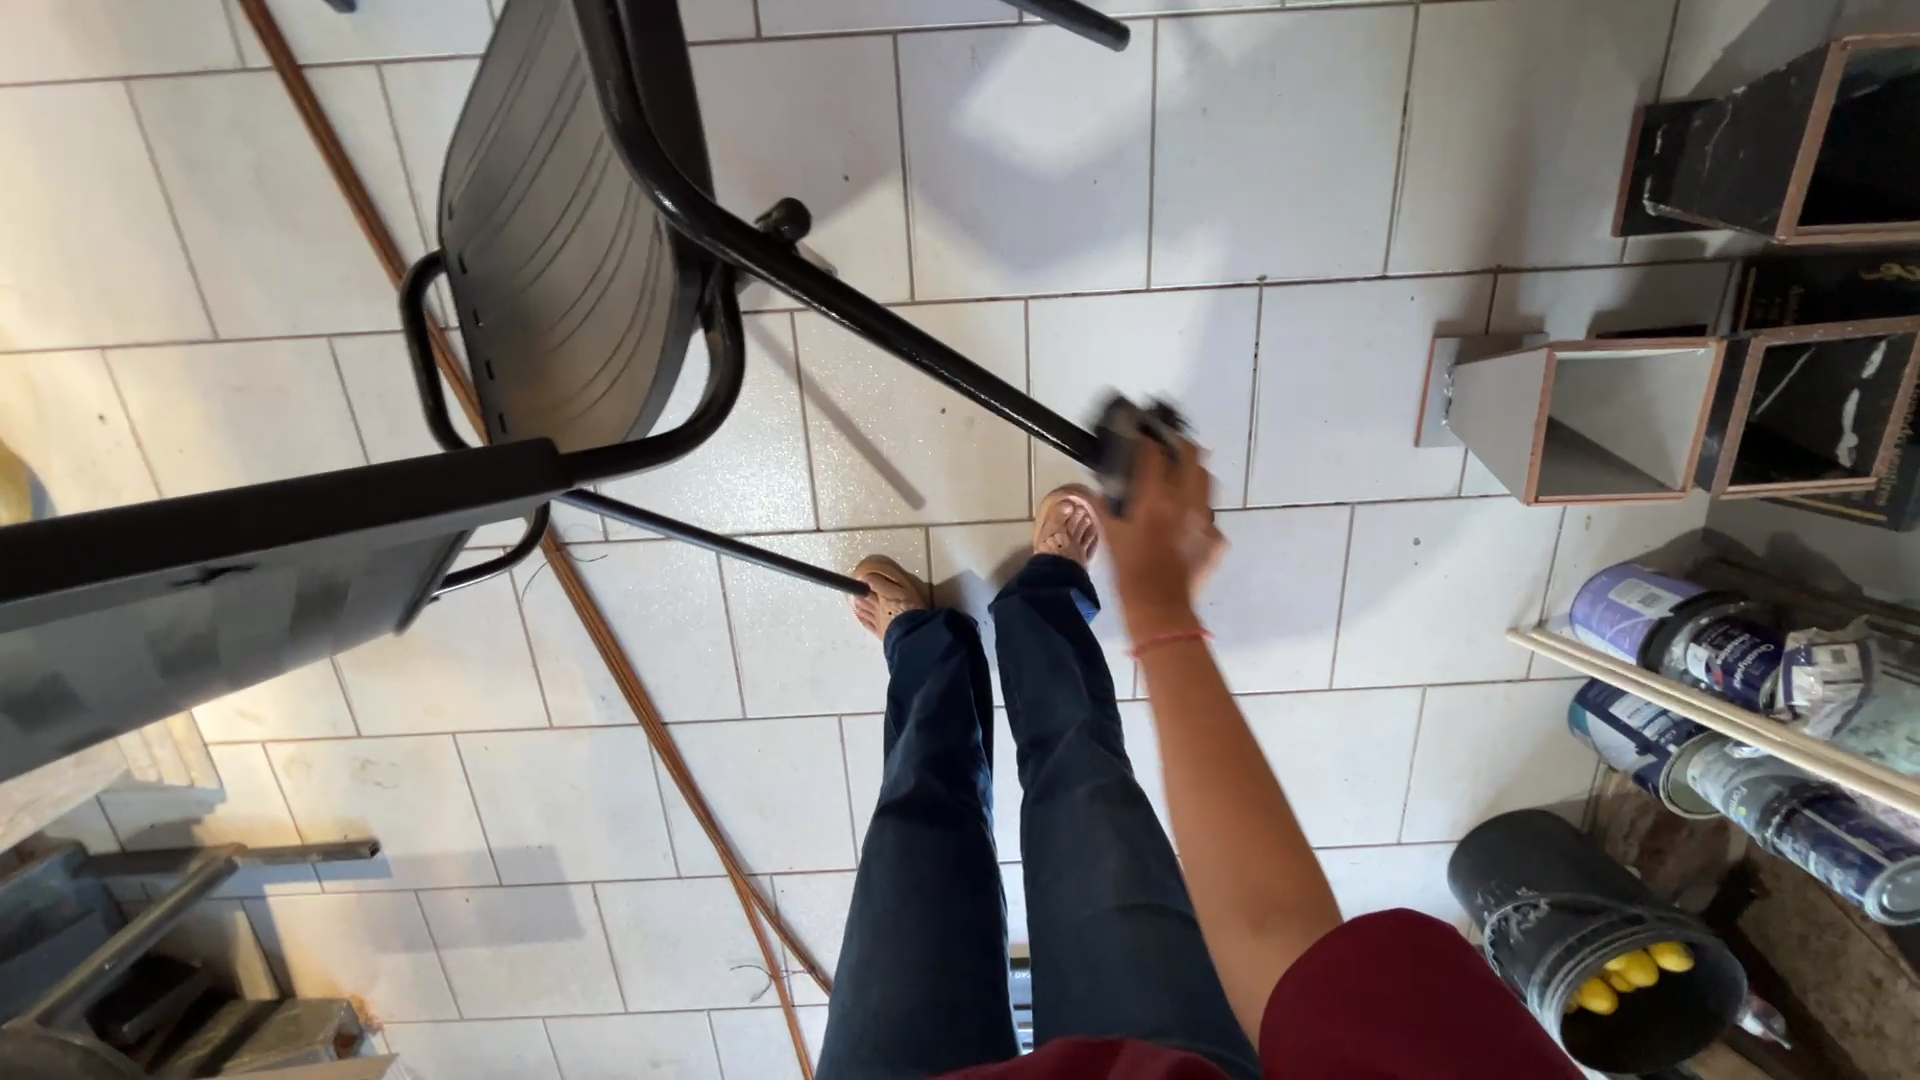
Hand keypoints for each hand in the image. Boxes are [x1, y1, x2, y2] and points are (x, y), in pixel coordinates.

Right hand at [1097, 435, 1226, 639]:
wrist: (1160, 608)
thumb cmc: (1128, 571)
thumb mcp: (1109, 534)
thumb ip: (1102, 505)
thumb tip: (1093, 490)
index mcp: (1156, 496)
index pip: (1153, 452)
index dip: (1146, 439)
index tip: (1140, 434)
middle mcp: (1186, 501)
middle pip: (1192, 454)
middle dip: (1179, 444)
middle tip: (1168, 445)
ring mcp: (1206, 519)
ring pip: (1207, 482)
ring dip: (1194, 475)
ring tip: (1181, 480)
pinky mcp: (1217, 539)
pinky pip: (1209, 519)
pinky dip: (1197, 517)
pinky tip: (1185, 527)